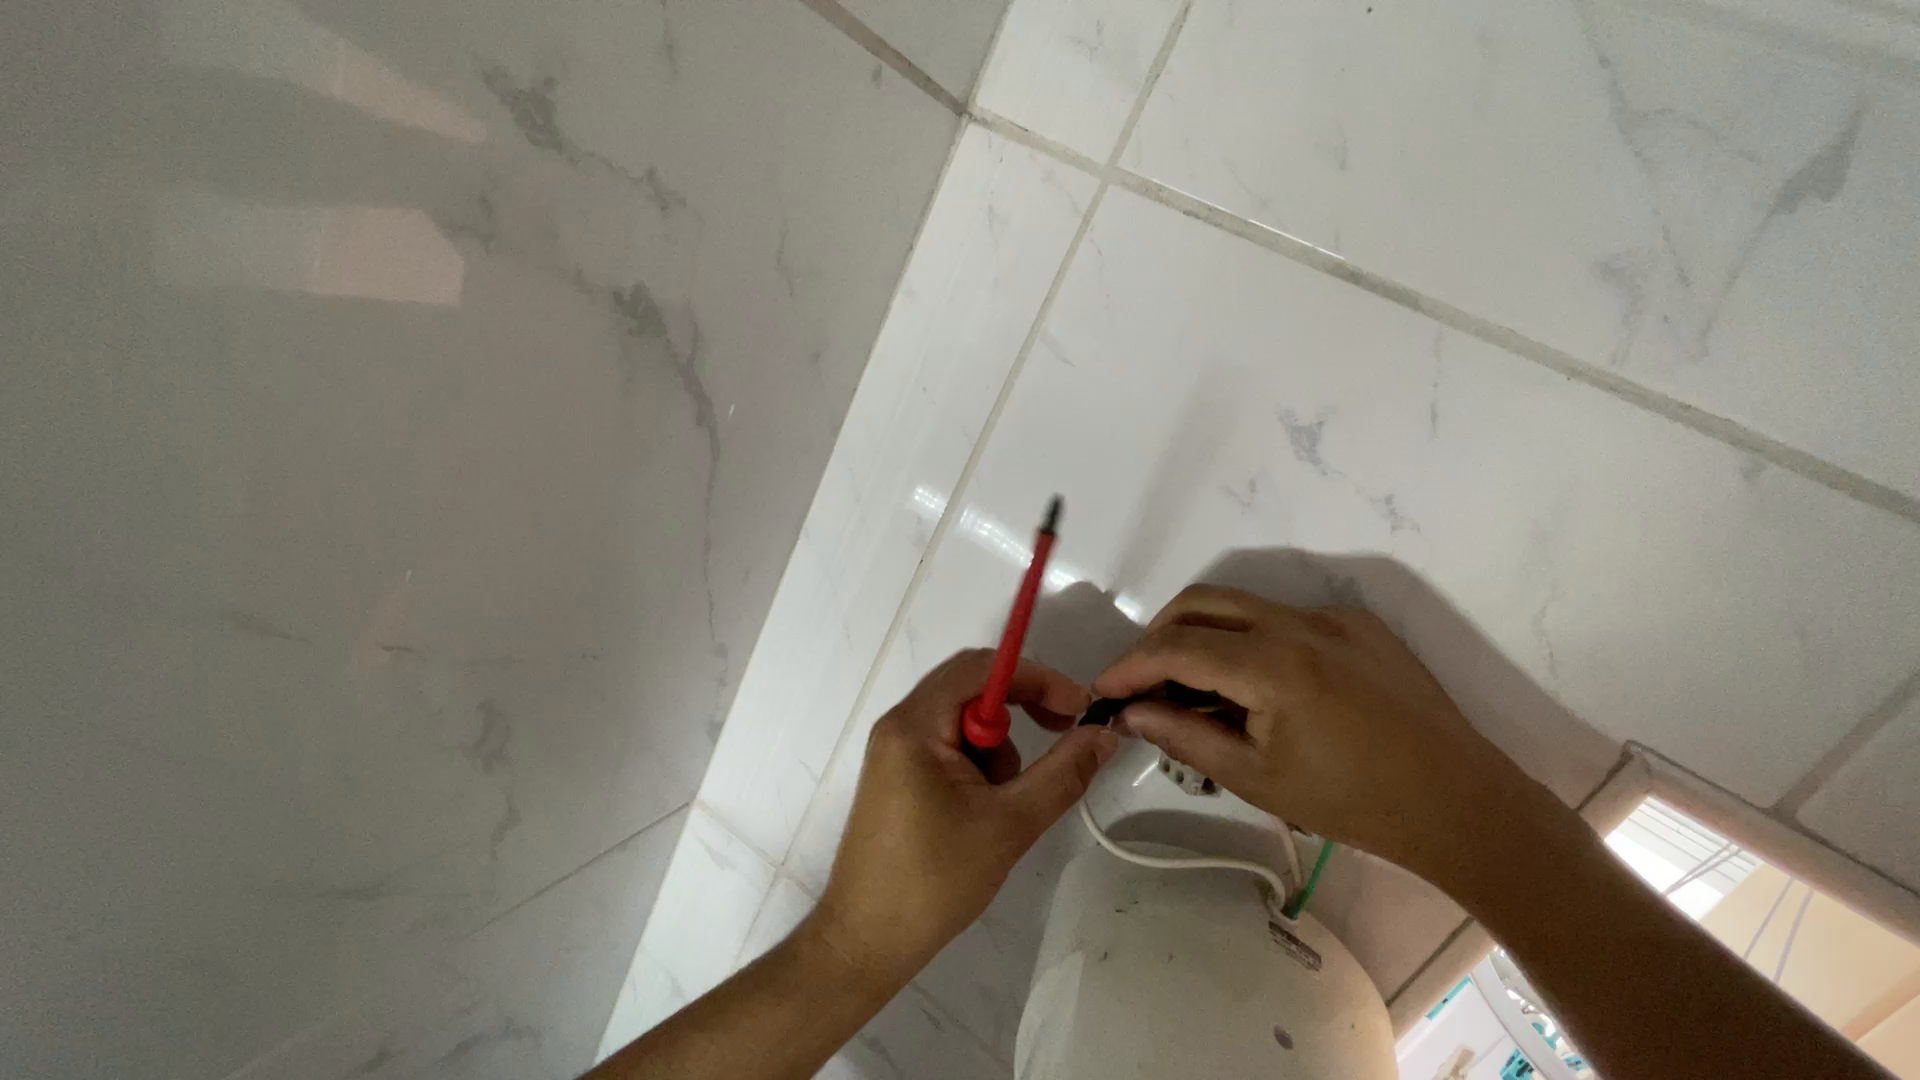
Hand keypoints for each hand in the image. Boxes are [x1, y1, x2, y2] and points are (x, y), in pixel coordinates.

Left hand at [813, 649, 1117, 981]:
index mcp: (915, 724)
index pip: (982, 667)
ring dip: (998, 745)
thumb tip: (1103, 734)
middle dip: (1020, 709)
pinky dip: (978, 763)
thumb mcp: (1011, 824)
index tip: (1077, 707)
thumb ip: (1063, 772)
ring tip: (1003, 802)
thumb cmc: (935, 880)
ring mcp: (895, 749)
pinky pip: (948, 744)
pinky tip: (982, 810)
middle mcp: (900, 723)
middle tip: (1060, 733)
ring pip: (963, 718)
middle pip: (971, 686)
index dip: (1036, 678)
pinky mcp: (898, 774)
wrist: (866, 941)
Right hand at [1093, 586, 1557, 882]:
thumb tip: (1129, 712)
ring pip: (1239, 604)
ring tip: (1189, 687)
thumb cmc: (1353, 804)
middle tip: (1139, 683)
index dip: (1129, 666)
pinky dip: (1246, 641)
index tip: (1101, 692)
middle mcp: (1299, 622)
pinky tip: (1252, 688)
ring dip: (1199, 635)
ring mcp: (1332, 617)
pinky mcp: (1357, 623)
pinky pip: (1281, 618)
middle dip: (1157, 637)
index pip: (1176, 646)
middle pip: (1200, 603)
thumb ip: (1182, 735)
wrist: (1463, 806)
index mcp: (1273, 664)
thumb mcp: (1254, 778)